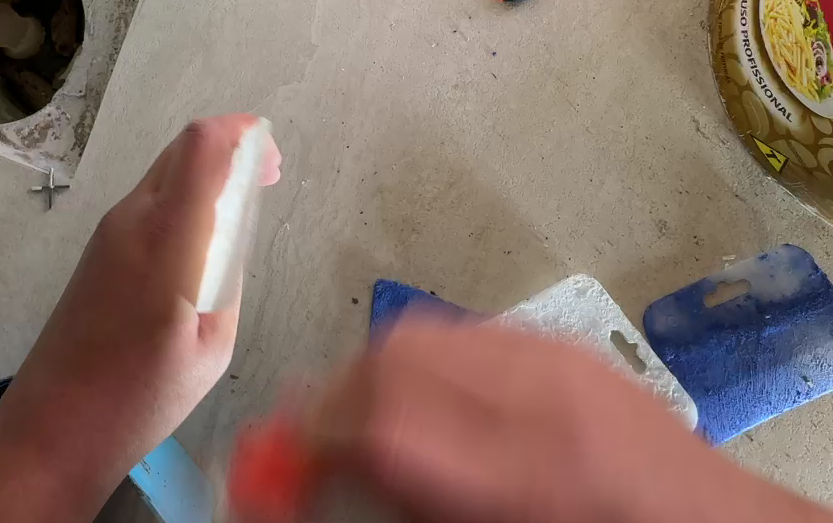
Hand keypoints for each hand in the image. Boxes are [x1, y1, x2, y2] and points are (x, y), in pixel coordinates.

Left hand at [0, 115, 280, 521]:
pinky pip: (152, 197)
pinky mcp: (100, 245)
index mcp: (165, 239)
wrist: (51, 428)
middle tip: (264, 180)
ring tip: (239, 211)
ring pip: (167, 169)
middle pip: (184, 146)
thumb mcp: (212, 345)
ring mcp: (109, 228)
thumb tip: (232, 234)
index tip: (271, 160)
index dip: (242, 133)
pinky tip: (202, 238)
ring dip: (208, 171)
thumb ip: (228, 275)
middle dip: (232, 147)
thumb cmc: (139, 399)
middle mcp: (132, 217)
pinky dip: (186, 195)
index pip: (201, 146)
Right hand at [297, 317, 832, 522]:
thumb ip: (409, 499)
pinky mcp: (557, 343)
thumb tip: (330, 477)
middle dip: (332, 396)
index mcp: (535, 470)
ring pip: (417, 333)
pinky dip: (414, 358)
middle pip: (394, 357)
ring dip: (369, 372)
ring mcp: (551, 355)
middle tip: (306, 442)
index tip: (275, 468)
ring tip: (357, 420)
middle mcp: (541, 391)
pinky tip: (416, 398)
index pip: (387, 424)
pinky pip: (456, 333)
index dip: (315, 441)